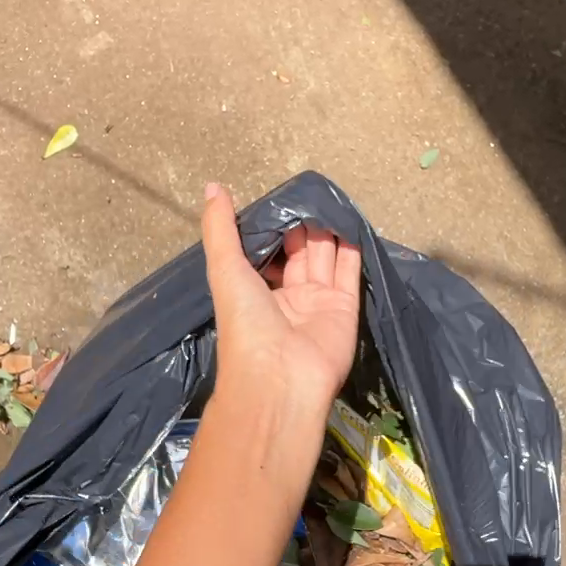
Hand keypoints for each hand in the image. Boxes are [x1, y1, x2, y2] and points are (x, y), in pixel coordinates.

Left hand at [201, 183, 361, 418]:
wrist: (280, 378)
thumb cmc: (245, 324)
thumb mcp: (225, 270)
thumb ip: (219, 230)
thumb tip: (213, 187)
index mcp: (254, 290)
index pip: (265, 250)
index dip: (271, 225)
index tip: (277, 197)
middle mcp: (287, 295)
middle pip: (297, 251)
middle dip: (301, 225)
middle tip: (307, 193)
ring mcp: (318, 302)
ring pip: (324, 257)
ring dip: (326, 231)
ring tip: (328, 199)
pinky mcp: (345, 307)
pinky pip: (349, 272)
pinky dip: (352, 248)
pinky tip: (352, 220)